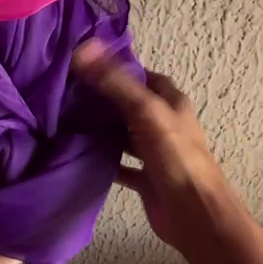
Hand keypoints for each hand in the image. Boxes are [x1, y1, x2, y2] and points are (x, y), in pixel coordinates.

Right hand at [72, 42, 245, 254]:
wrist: (195, 215)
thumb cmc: (176, 157)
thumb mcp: (146, 112)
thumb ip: (115, 82)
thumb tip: (83, 48)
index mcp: (171, 102)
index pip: (143, 75)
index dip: (119, 67)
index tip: (85, 63)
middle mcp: (164, 123)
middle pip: (131, 104)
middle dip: (104, 98)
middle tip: (68, 92)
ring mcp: (155, 152)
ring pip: (124, 134)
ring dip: (102, 129)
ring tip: (67, 120)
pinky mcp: (146, 179)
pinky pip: (121, 164)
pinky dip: (103, 160)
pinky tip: (80, 155)